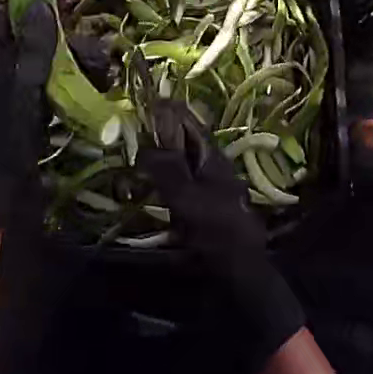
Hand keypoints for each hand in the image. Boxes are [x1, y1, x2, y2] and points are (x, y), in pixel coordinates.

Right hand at [139, 102, 303, 368]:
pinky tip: (150, 183)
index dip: (165, 108)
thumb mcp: (187, 197)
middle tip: (131, 127)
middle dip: (160, 129)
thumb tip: (145, 142)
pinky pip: (182, 180)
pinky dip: (165, 175)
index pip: (187, 119)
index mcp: (212, 156)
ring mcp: (211, 184)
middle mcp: (213, 164)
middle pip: (184, 137)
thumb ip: (166, 167)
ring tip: (135, 151)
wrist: (241, 273)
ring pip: (182, 158)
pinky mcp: (206, 204)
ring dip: (161, 152)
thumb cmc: (216, 231)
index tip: (141, 101)